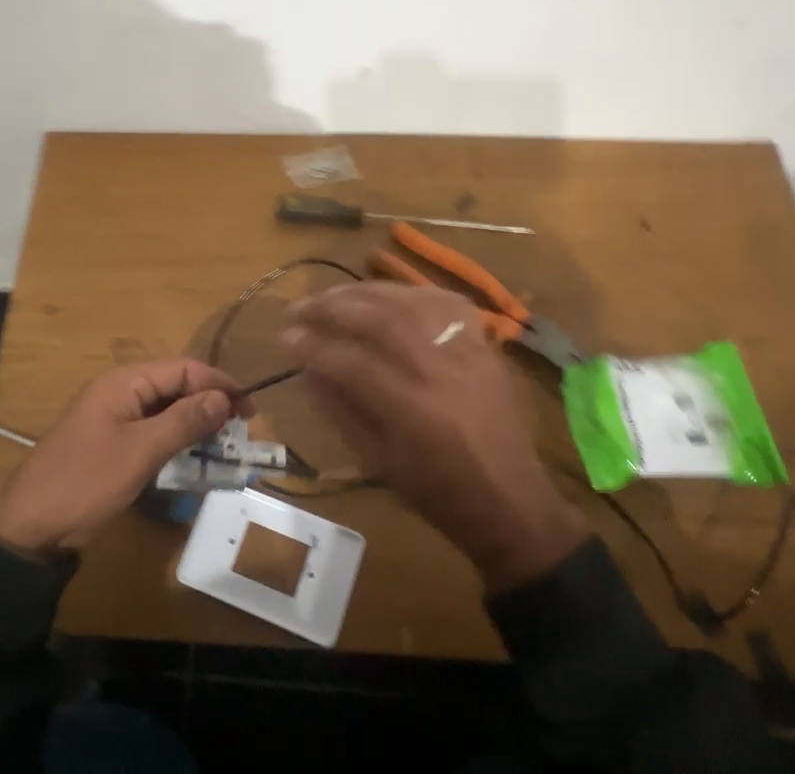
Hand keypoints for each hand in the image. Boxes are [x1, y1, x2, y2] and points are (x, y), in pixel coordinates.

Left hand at [0, 357, 245, 553]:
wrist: (33, 525)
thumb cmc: (87, 481)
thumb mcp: (141, 451)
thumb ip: (184, 421)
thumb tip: (223, 398)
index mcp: (124, 382)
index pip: (183, 368)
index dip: (219, 383)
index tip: (250, 409)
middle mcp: (120, 391)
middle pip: (176, 385)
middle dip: (210, 402)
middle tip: (242, 428)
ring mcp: (115, 418)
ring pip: (166, 409)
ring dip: (196, 422)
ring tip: (226, 442)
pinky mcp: (113, 443)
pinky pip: (153, 430)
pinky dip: (177, 439)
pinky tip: (195, 456)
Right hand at [284, 282, 588, 590]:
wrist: (511, 503)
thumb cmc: (438, 495)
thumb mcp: (378, 462)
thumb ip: (340, 411)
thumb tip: (306, 370)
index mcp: (411, 409)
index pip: (349, 361)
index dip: (311, 347)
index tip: (284, 339)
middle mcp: (440, 370)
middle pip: (378, 319)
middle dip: (331, 308)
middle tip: (298, 309)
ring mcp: (468, 352)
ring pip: (410, 302)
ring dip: (365, 292)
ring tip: (332, 296)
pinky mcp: (486, 347)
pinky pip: (447, 303)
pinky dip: (411, 293)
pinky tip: (387, 296)